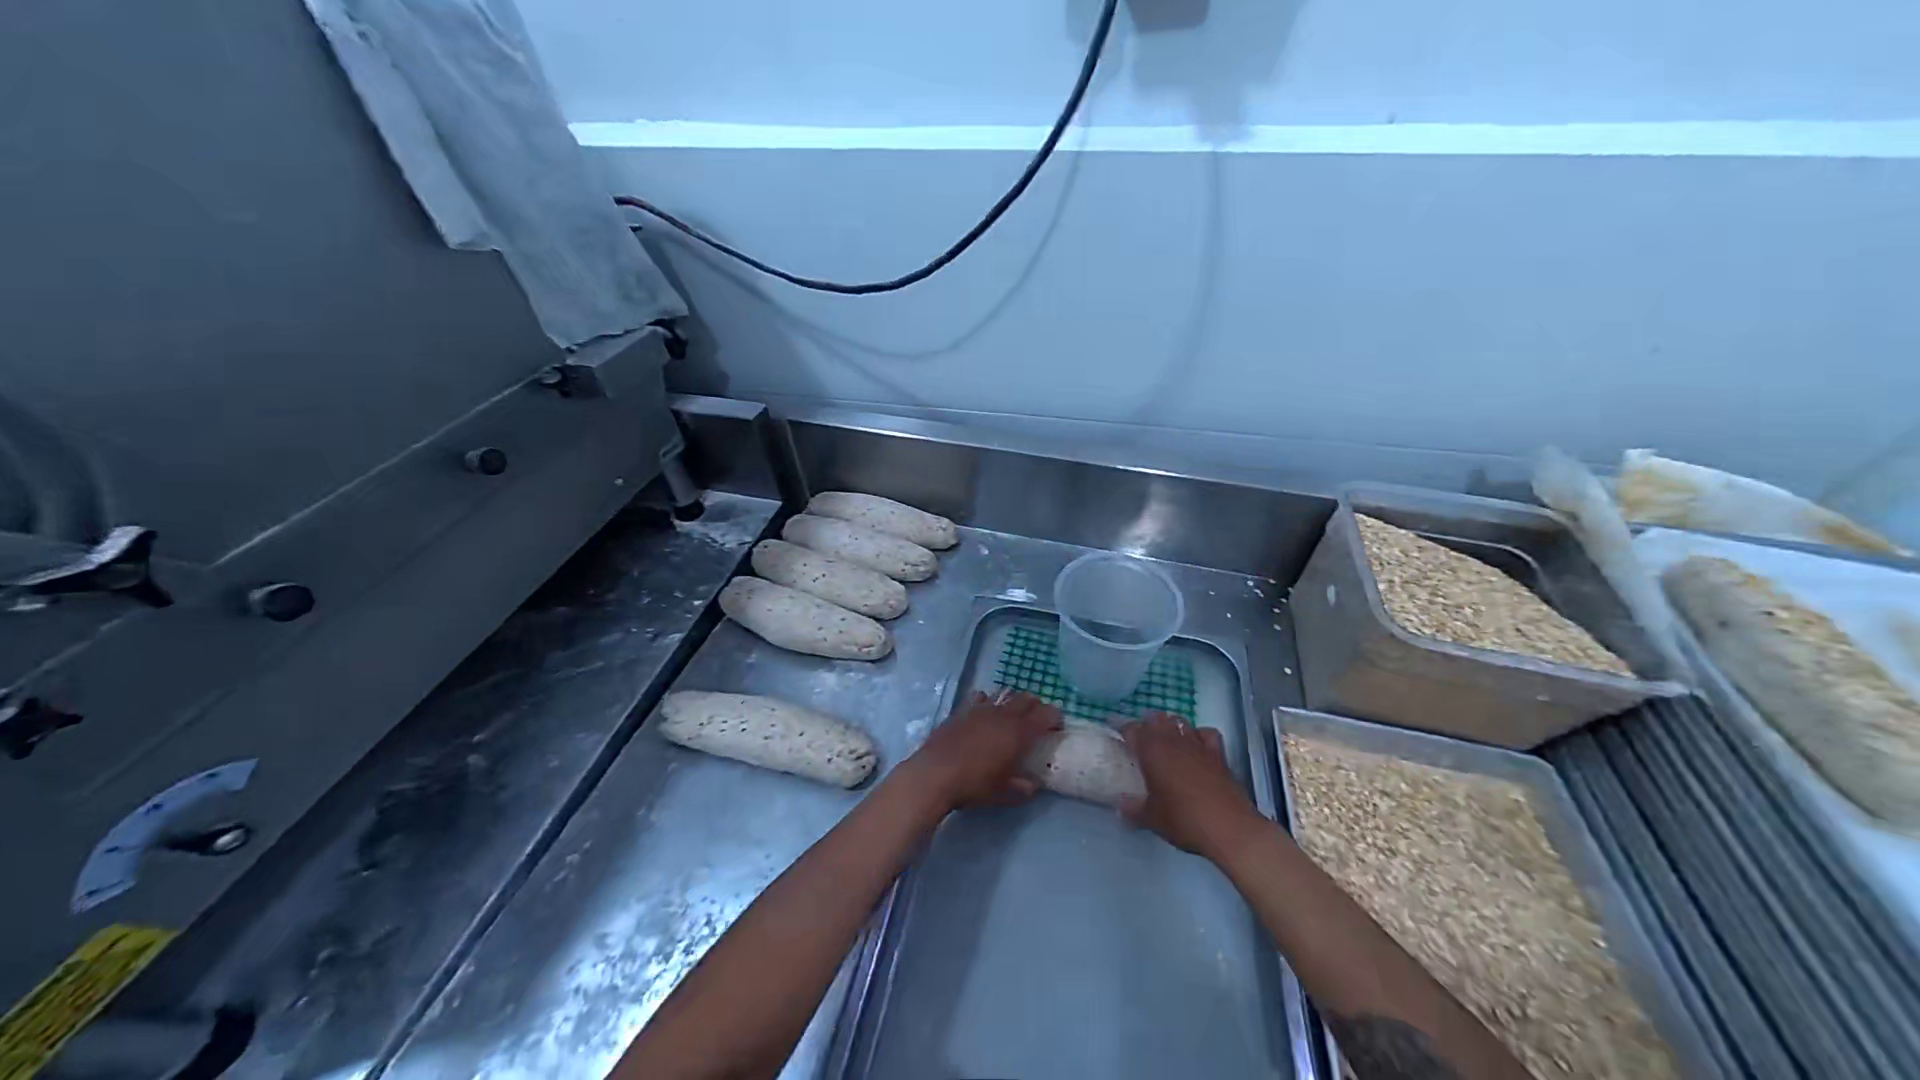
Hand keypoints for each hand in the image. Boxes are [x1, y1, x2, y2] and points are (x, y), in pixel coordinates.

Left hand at [908, 691, 1062, 810]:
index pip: (1045, 714)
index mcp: (1019, 732)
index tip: (1057, 725)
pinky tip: (984, 711)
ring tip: (1011, 714)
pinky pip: (979, 697)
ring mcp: (980, 709)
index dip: (1055, 717)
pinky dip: (987, 701)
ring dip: (1012, 701)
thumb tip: (1032, 785)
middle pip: (1026, 698)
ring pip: (1003, 694)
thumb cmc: (974, 785)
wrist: (934, 774)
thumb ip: (1022, 788)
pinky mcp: (961, 710)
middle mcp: (1002, 715)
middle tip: (1037, 718)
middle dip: (1035, 705)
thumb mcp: (1003, 793)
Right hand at [1120, 713, 1263, 860]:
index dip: (1121, 728)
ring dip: (1171, 725)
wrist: (1229, 828)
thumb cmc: (1184, 820)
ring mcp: (1198, 745)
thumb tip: (1119, 805)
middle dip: (1146, 724)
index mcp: (1152, 751)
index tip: (1114, 730)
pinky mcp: (1219, 755)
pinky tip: (1197, 744)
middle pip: (1156, 719)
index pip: (1132, 730)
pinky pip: (1207, 733)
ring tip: (1165, 737)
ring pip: (1180, 721)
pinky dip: (1199, 734)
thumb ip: (1132, 809)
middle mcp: (1173, 741)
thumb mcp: (1151, 818)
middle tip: (1139, 737)